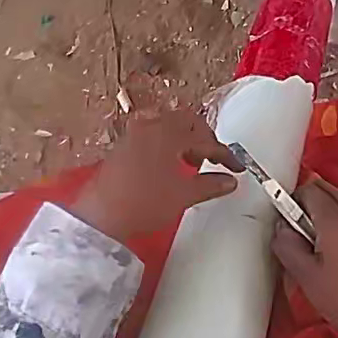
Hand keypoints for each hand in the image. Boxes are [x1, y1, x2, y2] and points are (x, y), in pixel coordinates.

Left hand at [68, 111, 238, 241]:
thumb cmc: (144, 202)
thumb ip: (210, 184)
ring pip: (167, 127)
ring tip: (193, 164)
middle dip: (204, 138)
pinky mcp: (123, 146)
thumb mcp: (183, 195)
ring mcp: (133, 135)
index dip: (224, 154)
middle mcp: (150, 127)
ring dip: (184, 141)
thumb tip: (229, 181)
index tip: (236, 168)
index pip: (204, 138)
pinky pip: (153, 136)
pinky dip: (168, 145)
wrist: (101, 215)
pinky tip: (170, 167)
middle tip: (214, 159)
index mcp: (168, 133)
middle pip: (186, 122)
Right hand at [268, 176, 337, 337]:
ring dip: (322, 210)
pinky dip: (337, 218)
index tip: (287, 225)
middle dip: (306, 202)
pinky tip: (333, 246)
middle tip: (299, 232)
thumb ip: (286, 245)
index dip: (291, 202)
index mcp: (336, 220)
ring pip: (337, 198)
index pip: (307, 190)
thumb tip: (281, 228)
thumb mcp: (306, 277)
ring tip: (316, 241)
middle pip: (324, 188)